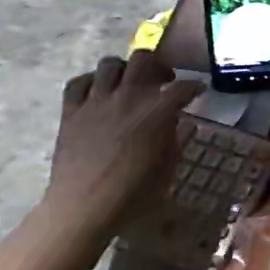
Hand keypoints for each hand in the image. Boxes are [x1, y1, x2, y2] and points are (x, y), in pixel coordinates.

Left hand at [32, 50, 201, 244]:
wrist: (84, 210)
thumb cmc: (133, 197)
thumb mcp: (167, 172)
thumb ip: (178, 143)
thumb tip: (186, 124)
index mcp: (157, 113)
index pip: (182, 87)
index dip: (194, 86)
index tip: (198, 90)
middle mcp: (128, 97)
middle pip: (144, 60)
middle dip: (158, 65)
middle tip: (163, 80)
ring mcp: (96, 102)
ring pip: (110, 64)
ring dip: (124, 68)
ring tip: (129, 82)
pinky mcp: (71, 112)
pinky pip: (78, 83)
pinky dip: (90, 81)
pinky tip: (97, 91)